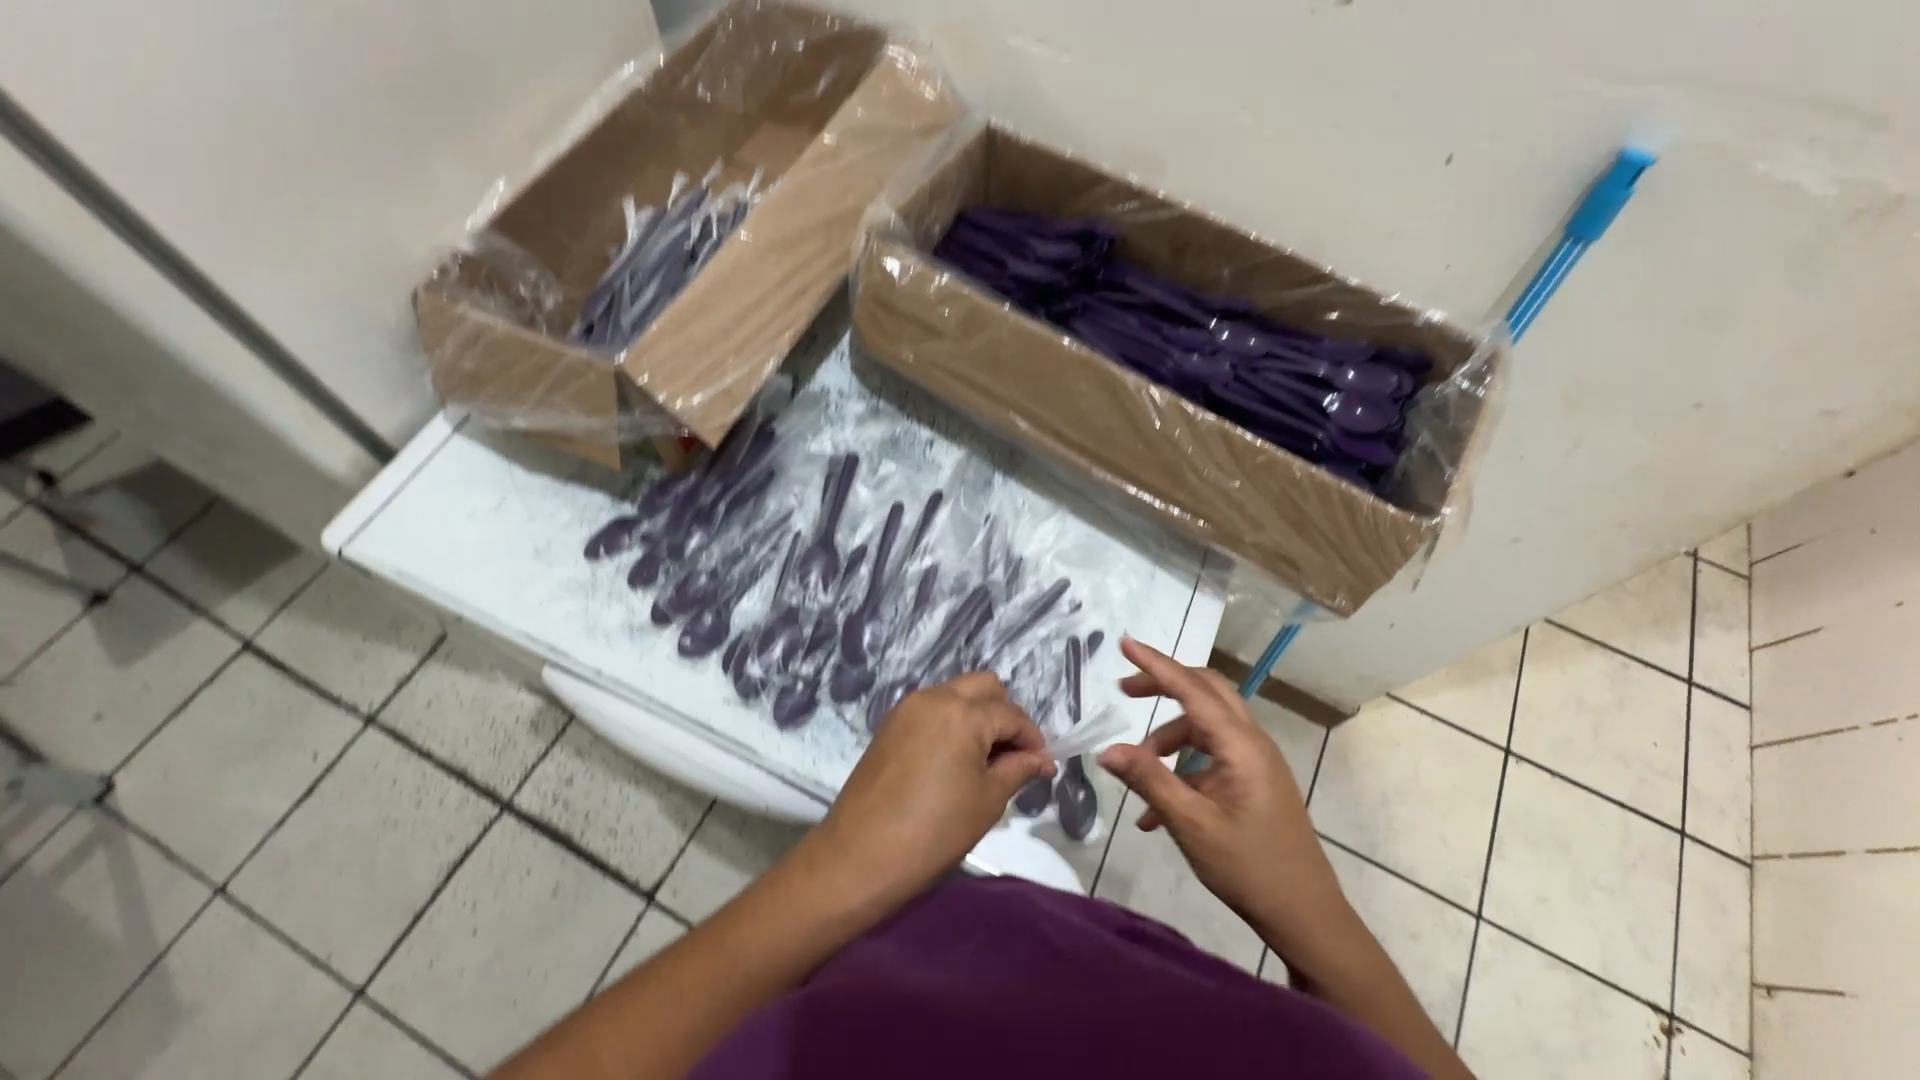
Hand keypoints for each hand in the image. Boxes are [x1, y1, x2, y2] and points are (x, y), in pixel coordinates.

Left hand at [806, 673, 1055, 903]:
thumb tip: (1043, 760)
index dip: (1032, 739)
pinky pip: (932, 710)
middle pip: (984, 687)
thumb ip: (1018, 770)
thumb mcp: (987, 801)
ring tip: (986, 761)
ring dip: (978, 716)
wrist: (860, 856)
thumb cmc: (934, 832)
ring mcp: (906, 709)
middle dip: (1005, 715)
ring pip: (956, 694)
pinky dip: (951, 723)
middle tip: (1014, 756)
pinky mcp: (889, 726)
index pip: (1011, 715)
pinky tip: (955, 760)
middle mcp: (934, 698)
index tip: (1043, 766)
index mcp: (962, 713)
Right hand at [1097, 637, 1346, 945]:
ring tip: (1136, 768)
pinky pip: (1211, 757)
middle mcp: (1251, 742)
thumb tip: (1108, 750)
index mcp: (1240, 745)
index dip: (1157, 664)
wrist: (1303, 913)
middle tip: (1125, 690)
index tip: (1126, 642)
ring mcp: (1255, 761)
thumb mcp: (1191, 824)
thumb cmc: (1248, 866)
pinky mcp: (1253, 781)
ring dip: (1167, 738)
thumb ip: (1149, 780)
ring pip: (1205, 726)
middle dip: (1164, 685)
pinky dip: (1181, 769)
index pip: (1192, 689)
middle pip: (1205, 692)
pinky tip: (1155, 812)